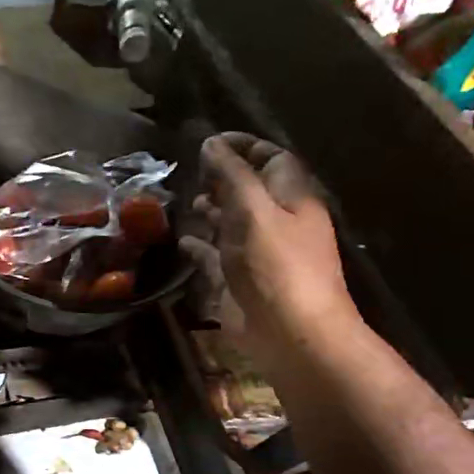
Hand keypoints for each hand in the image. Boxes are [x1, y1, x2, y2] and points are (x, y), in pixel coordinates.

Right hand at [185, 133, 353, 343]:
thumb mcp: (254, 210)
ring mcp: (257, 253)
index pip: (271, 160)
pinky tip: (182, 240)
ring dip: (210, 210)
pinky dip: (200, 245)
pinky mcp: (239, 280)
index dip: (244, 147)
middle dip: (222, 179)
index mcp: (291, 199)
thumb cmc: (277, 265)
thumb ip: (232, 175)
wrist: (289, 332)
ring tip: (186, 203)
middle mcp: (276, 222)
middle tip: (193, 175)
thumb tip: (212, 143)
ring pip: (232, 222)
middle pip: (249, 190)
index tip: (210, 142)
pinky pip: (217, 255)